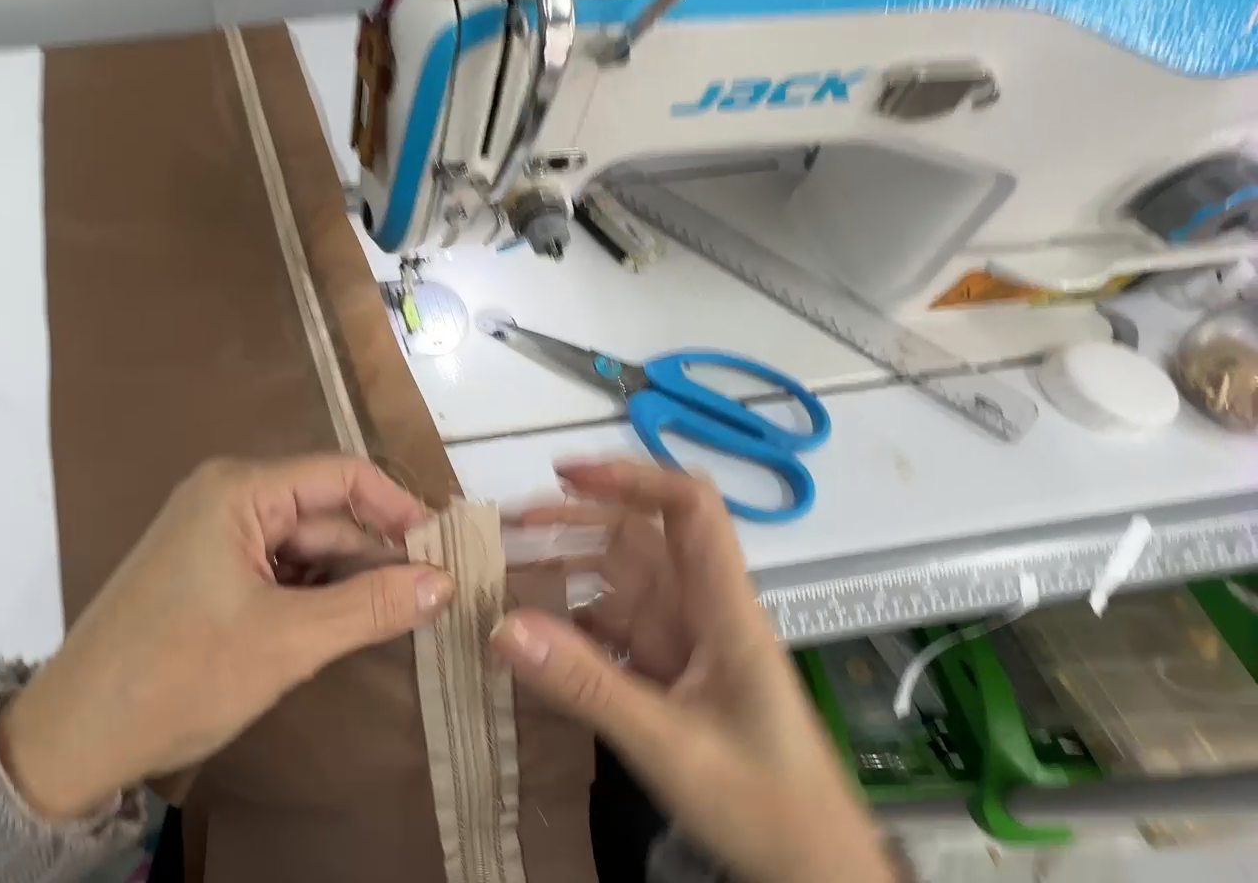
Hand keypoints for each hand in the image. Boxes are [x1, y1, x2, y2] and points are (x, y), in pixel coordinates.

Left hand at [0, 456, 454, 818]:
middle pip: (323, 510)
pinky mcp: (208, 569)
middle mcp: (225, 496)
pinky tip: (345, 622)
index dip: (397, 508)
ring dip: (346, 577)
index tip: (445, 550)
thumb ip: (369, 606)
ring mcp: (213, 533)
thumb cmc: (179, 674)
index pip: (340, 475)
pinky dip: (313, 592)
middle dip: (375, 551)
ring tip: (400, 614)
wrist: (78, 732)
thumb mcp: (286, 641)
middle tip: (435, 595)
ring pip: (302, 543)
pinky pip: (277, 567)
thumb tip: (443, 582)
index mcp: (237, 489)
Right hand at [490, 459, 895, 882]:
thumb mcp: (672, 746)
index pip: (688, 509)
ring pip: (615, 581)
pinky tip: (527, 632)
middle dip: (573, 519)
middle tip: (505, 527)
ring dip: (562, 568)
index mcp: (723, 607)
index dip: (631, 476)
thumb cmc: (768, 805)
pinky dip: (566, 621)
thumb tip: (503, 626)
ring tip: (501, 569)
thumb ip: (587, 686)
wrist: (816, 875)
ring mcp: (680, 642)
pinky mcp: (664, 674)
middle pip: (637, 536)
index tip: (564, 475)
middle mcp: (699, 610)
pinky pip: (607, 629)